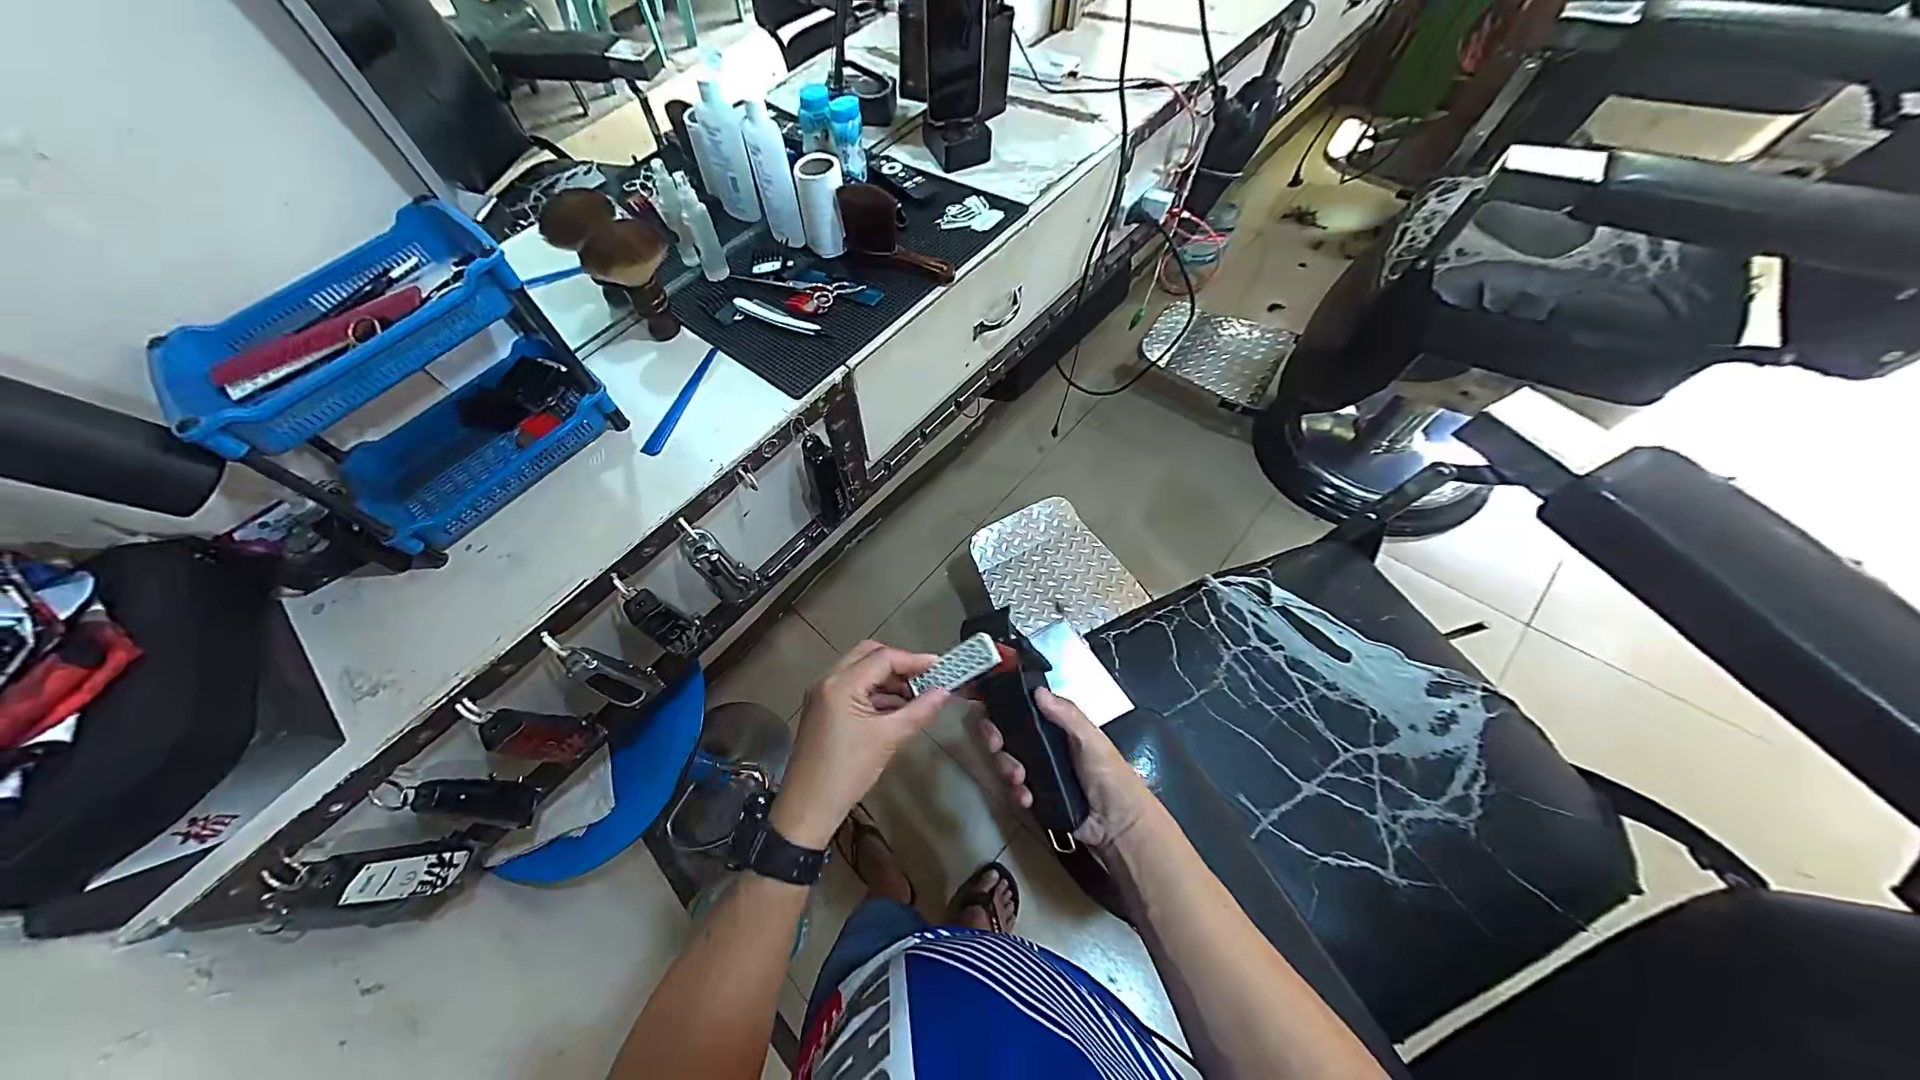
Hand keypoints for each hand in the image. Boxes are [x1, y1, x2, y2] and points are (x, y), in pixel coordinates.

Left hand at [770, 641, 950, 849]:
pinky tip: (895, 708)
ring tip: (916, 696)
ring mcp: (822, 693)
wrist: (809, 807)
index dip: (914, 660)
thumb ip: (919, 711)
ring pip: (860, 669)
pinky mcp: (822, 707)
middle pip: (869, 654)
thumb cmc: (848, 771)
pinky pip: (852, 687)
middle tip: (925, 678)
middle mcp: (828, 680)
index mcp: (841, 684)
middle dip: (899, 664)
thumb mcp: (888, 738)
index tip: (940, 667)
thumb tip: (944, 692)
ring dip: (887, 678)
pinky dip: (874, 691)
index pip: (883, 657)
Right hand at [975, 687, 1153, 850]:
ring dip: (1005, 768)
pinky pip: (1012, 791)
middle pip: (1005, 736)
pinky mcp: (1035, 796)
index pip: (1022, 711)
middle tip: (997, 745)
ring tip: (1020, 779)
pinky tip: (1028, 797)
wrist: (1118, 826)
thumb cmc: (1112, 778)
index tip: (992, 715)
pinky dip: (1015, 793)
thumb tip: (1040, 692)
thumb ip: (1067, 715)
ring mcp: (1037, 772)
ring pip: (1005, 763)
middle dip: (995, 741)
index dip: (1002, 710)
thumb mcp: (1092, 740)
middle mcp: (1043, 747)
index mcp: (1057, 727)